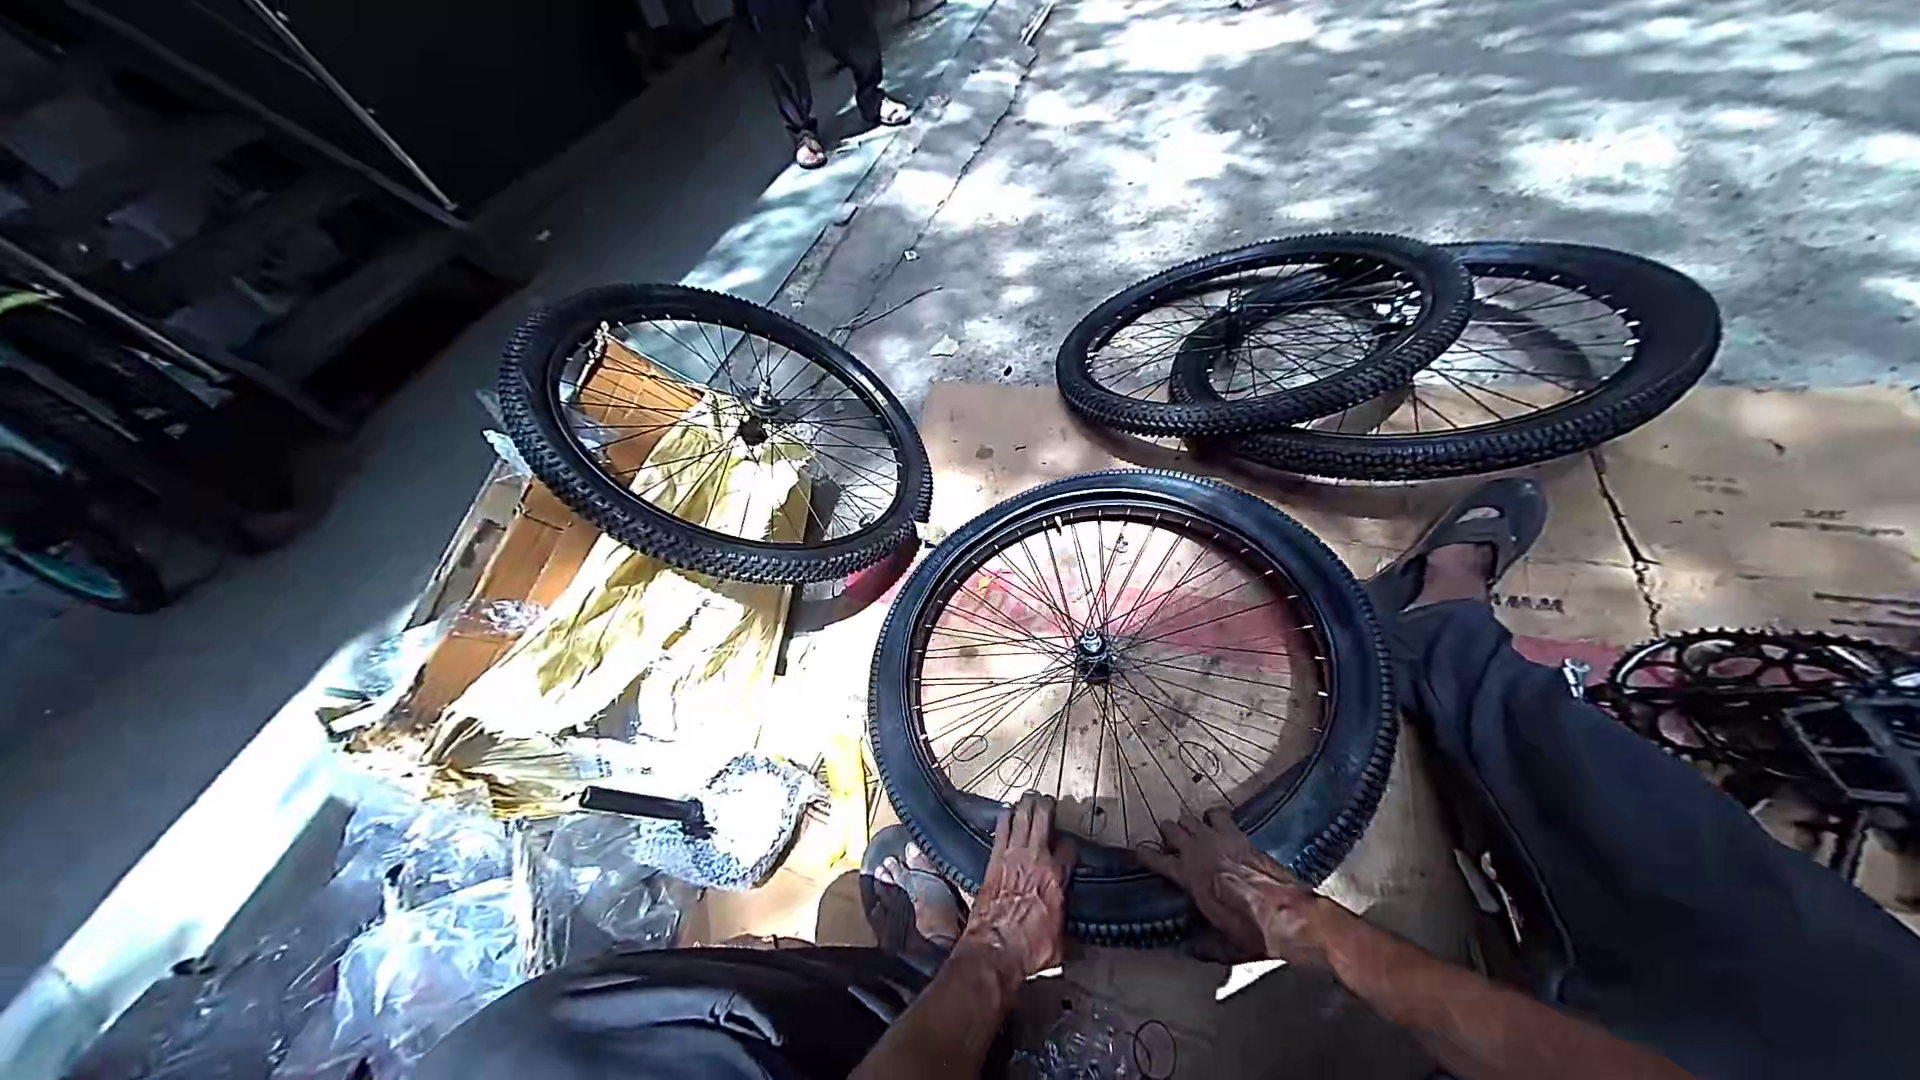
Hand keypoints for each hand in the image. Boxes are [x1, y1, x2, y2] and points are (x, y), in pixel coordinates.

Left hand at [959, 792, 1075, 988]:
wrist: (995, 948)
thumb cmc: (1028, 948)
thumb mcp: (1060, 942)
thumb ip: (1066, 928)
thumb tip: (1074, 937)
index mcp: (1057, 877)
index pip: (1070, 848)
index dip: (1071, 845)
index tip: (1069, 846)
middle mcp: (1037, 859)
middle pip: (1045, 820)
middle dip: (1047, 808)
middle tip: (1047, 802)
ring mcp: (1014, 855)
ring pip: (1023, 818)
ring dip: (1026, 806)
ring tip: (1029, 799)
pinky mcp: (995, 858)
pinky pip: (1001, 829)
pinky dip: (1005, 817)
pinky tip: (1006, 811)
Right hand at [1135, 807, 1346, 967]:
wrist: (1292, 916)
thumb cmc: (1256, 933)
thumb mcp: (1226, 946)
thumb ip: (1203, 945)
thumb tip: (1188, 948)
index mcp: (1189, 877)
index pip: (1156, 860)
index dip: (1145, 856)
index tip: (1138, 854)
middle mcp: (1199, 852)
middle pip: (1171, 829)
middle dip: (1169, 836)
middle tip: (1171, 844)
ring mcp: (1218, 839)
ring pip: (1190, 817)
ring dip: (1189, 825)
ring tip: (1192, 833)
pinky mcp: (1239, 835)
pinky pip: (1218, 814)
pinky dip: (1214, 817)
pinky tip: (1217, 824)